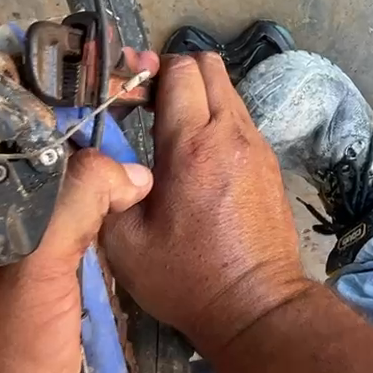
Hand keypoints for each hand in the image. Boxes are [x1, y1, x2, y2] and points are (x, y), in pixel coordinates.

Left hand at [0, 146, 152, 372]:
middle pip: (62, 183)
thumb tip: (133, 173)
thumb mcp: (37, 267)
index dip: (73, 140)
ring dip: (115, 202)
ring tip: (150, 186)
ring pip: (83, 214)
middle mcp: (7, 234)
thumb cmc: (14, 349)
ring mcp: (38, 265)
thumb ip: (73, 208)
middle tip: (144, 165)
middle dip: (103, 172)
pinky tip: (140, 225)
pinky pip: (96, 247)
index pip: (31, 159)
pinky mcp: (67, 291)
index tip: (119, 129)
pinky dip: (118, 235)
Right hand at [102, 53, 312, 353]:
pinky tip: (199, 159)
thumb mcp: (125, 243)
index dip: (150, 71)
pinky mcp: (269, 160)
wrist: (257, 306)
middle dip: (176, 74)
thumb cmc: (187, 277)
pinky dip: (217, 120)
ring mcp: (257, 144)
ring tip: (173, 136)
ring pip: (227, 90)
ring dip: (198, 97)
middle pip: (208, 66)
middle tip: (151, 107)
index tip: (131, 96)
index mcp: (193, 144)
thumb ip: (106, 188)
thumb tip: (103, 155)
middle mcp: (231, 132)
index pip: (179, 70)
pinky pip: (239, 118)